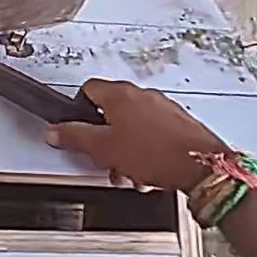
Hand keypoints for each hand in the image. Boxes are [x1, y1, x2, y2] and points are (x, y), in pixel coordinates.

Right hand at [44, 79, 232, 192]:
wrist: (203, 168)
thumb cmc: (156, 153)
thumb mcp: (101, 147)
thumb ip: (73, 136)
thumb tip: (53, 131)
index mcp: (120, 94)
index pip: (87, 88)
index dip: (77, 108)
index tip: (77, 126)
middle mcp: (143, 95)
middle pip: (110, 108)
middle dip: (102, 133)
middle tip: (100, 152)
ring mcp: (163, 107)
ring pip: (131, 122)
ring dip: (123, 143)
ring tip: (124, 167)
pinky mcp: (179, 123)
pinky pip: (152, 131)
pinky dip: (144, 147)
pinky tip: (145, 169)